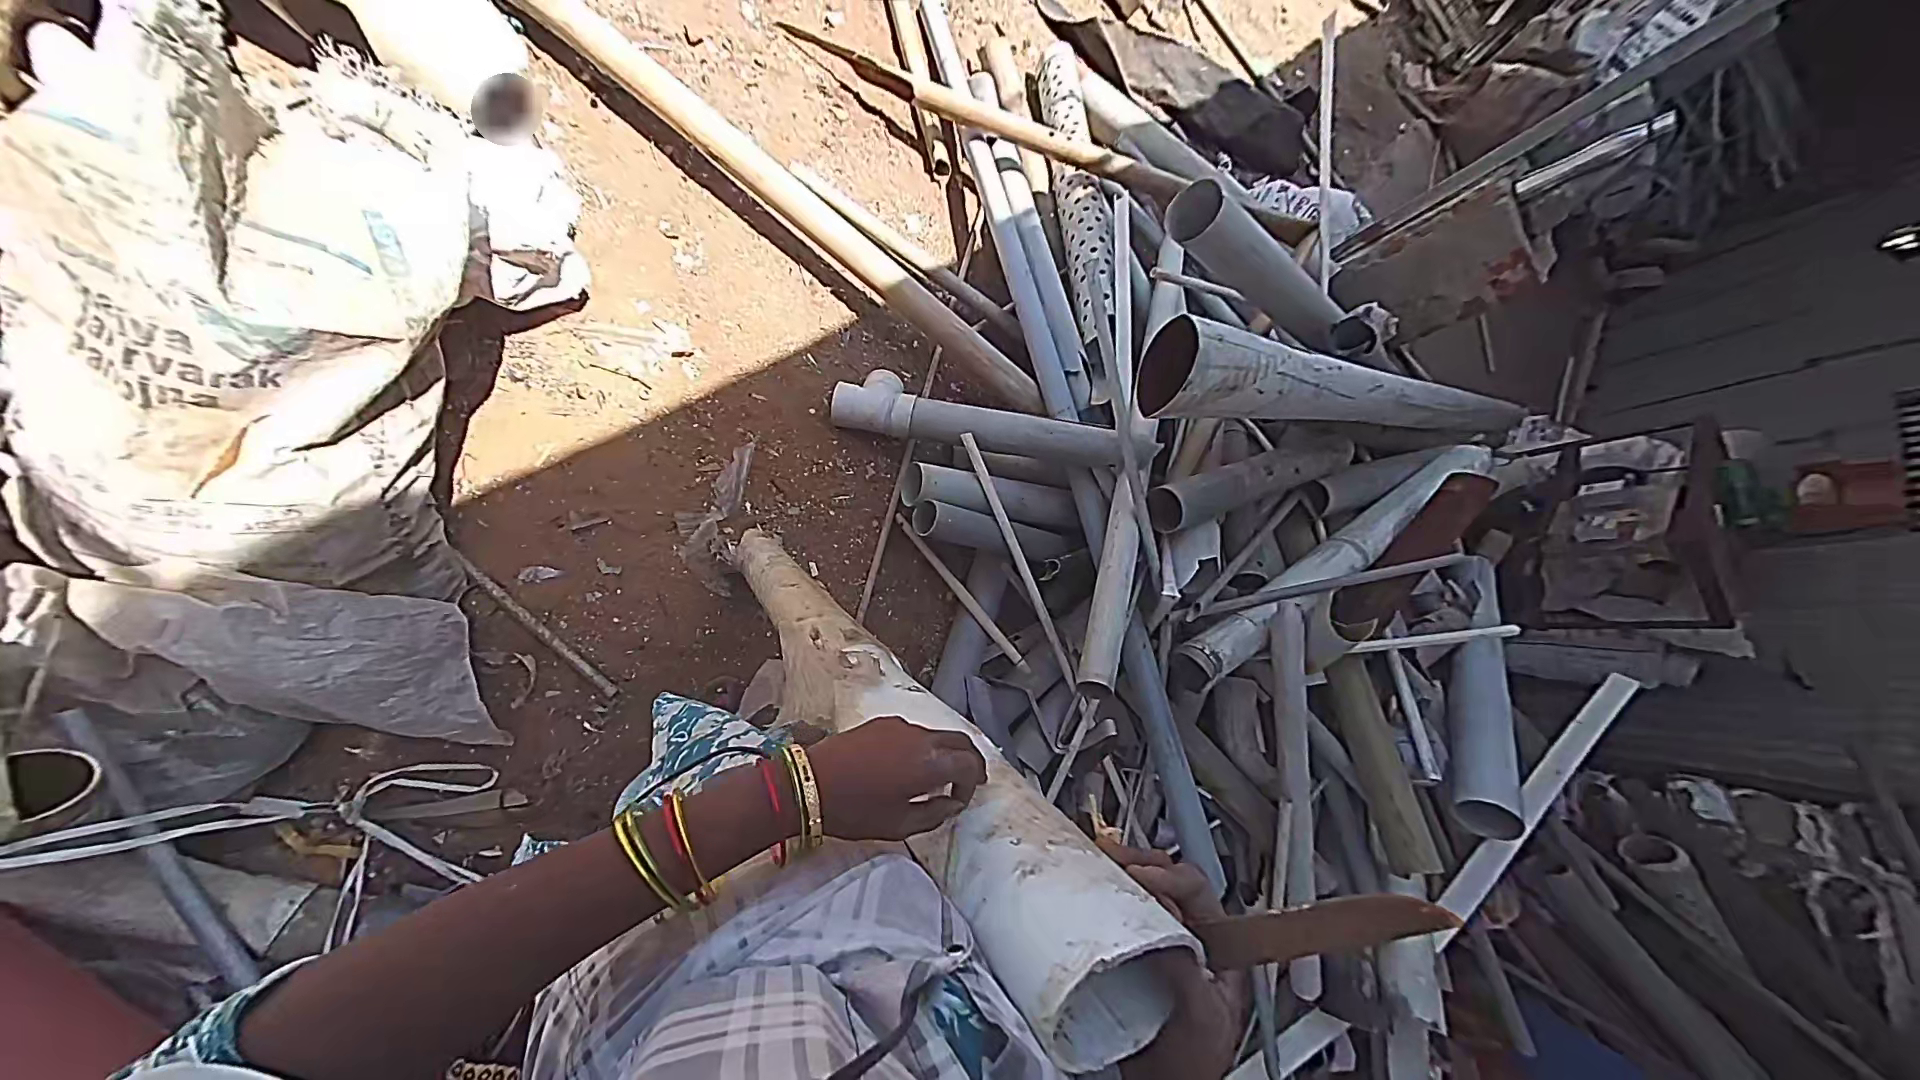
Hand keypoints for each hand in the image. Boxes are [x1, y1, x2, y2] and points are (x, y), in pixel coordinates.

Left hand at [805, 716, 987, 840]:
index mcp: (930, 762)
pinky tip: (907, 765)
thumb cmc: (856, 810)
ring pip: (936, 735)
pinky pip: (914, 732)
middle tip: (968, 779)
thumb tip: (952, 803)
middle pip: (960, 740)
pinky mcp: (882, 723)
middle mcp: (921, 737)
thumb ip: (935, 814)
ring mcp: (901, 726)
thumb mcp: (900, 825)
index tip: (962, 799)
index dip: (973, 782)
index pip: (969, 764)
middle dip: (969, 759)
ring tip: (935, 775)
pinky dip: (922, 747)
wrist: (810, 782)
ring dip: (944, 752)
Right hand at [1098, 839, 1249, 1079]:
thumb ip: (1188, 975)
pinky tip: (1090, 884)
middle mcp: (1186, 931)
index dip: (1169, 877)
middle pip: (1166, 877)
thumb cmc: (1193, 1064)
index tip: (1142, 877)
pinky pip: (1116, 909)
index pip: (1196, 889)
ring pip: (1141, 888)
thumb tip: (1162, 932)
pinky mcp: (1126, 947)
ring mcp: (1155, 936)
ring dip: (1120, 872)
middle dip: (1139, 862)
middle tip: (1113, 859)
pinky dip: (1103, 892)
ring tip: (1099, 863)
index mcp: (1215, 941)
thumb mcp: (1202, 1019)